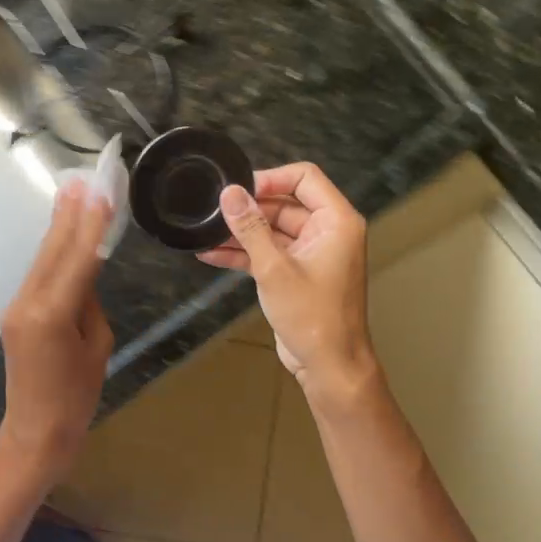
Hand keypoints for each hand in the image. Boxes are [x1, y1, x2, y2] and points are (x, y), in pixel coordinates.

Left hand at [0, 178, 113, 480]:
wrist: (37, 432)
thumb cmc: (76, 398)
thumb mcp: (98, 347)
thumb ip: (89, 304)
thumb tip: (83, 276)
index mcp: (52, 314)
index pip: (77, 258)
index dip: (90, 223)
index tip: (101, 190)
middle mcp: (27, 303)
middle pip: (53, 251)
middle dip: (69, 215)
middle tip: (82, 179)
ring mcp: (15, 308)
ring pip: (42, 261)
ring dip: (58, 229)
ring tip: (71, 194)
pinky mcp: (13, 316)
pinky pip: (38, 278)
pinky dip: (52, 255)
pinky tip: (61, 236)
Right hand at [196, 163, 375, 393]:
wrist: (328, 364)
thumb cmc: (312, 316)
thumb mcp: (275, 269)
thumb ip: (250, 229)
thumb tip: (230, 194)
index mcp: (336, 221)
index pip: (305, 178)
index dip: (270, 178)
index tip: (237, 188)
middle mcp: (327, 232)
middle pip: (284, 204)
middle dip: (249, 209)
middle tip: (213, 212)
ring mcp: (311, 254)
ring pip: (272, 231)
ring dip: (241, 234)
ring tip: (204, 233)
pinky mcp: (296, 274)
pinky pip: (268, 254)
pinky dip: (244, 255)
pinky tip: (211, 255)